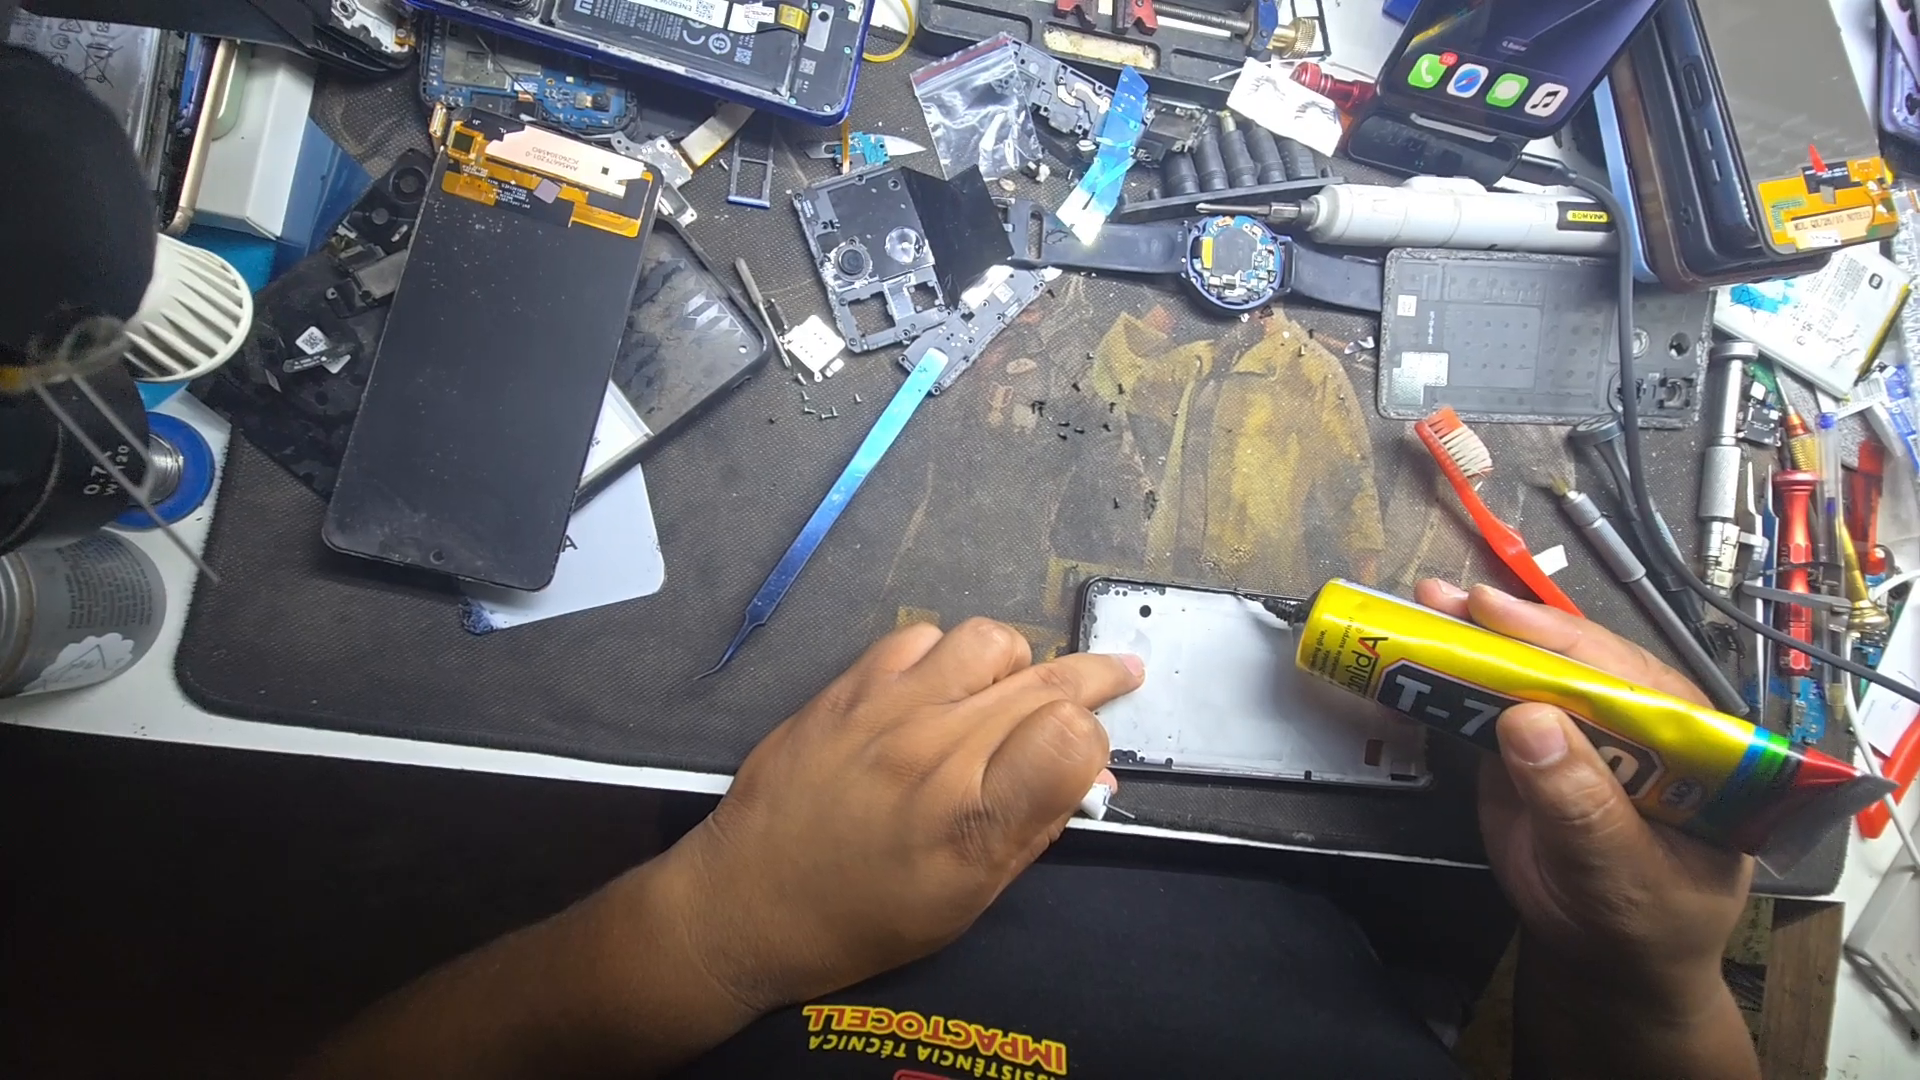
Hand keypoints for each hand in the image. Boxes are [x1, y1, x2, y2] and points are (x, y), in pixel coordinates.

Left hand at [656, 619, 1140, 1016]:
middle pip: (1045, 680)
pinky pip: (921, 636)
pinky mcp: (849, 685)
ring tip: (1004, 691)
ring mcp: (888, 707)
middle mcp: (936, 750)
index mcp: (972, 821)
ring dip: (1014, 663)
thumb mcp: (966, 901)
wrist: (746, 900)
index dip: (1094, 735)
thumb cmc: (864, 918)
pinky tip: (935, 685)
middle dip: (1096, 675)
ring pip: (989, 639)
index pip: (1070, 734)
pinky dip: (944, 655)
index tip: (1086, 748)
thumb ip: (1035, 826)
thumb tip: (1090, 771)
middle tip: (1119, 672)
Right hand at [1413, 580, 1751, 997]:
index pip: (1629, 676)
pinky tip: (1415, 656)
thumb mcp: (1616, 869)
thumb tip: (1527, 719)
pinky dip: (1447, 678)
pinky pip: (1485, 701)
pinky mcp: (1523, 743)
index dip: (1563, 639)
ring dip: (1472, 638)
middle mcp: (1631, 724)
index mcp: (1688, 746)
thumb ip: (1579, 801)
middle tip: (1445, 598)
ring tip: (1425, 606)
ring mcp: (1573, 730)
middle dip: (1506, 624)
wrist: (1596, 952)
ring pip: (1524, 671)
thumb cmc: (1637, 919)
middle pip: (1570, 658)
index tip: (1497, 613)